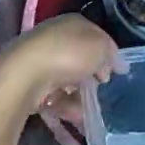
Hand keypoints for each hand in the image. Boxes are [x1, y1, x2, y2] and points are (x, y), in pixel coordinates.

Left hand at [0, 15, 124, 144]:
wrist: (26, 74)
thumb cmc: (68, 54)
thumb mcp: (100, 47)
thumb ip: (111, 54)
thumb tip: (117, 64)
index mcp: (71, 24)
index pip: (94, 37)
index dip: (106, 54)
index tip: (114, 73)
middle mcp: (55, 39)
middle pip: (79, 60)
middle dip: (91, 77)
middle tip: (101, 90)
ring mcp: (41, 62)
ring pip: (66, 81)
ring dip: (78, 97)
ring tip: (89, 112)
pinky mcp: (31, 84)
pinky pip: (53, 98)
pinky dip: (64, 108)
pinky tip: (74, 120)